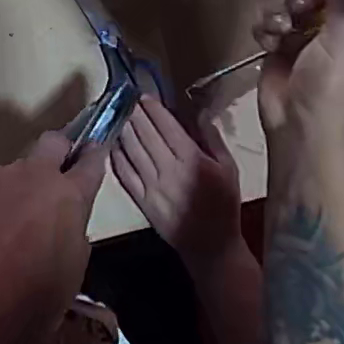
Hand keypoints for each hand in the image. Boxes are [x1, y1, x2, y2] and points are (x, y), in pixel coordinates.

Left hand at [0, 131, 107, 343]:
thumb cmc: (32, 298)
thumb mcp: (74, 269)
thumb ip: (76, 230)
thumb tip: (67, 218)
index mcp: (69, 195)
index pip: (91, 161)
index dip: (96, 155)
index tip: (97, 152)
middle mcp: (38, 175)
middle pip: (55, 141)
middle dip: (61, 153)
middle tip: (60, 179)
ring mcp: (4, 177)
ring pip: (23, 165)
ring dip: (29, 183)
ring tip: (20, 220)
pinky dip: (4, 197)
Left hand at [113, 95, 247, 271]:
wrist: (212, 247)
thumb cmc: (224, 205)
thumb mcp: (229, 168)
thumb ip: (211, 138)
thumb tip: (196, 112)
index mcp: (192, 161)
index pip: (166, 126)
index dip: (153, 109)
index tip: (145, 96)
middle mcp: (169, 171)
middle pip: (145, 134)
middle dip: (136, 114)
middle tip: (129, 100)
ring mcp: (152, 188)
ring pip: (132, 151)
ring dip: (124, 130)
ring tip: (121, 116)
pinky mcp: (141, 202)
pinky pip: (124, 174)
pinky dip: (117, 156)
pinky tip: (114, 144)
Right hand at [253, 0, 343, 154]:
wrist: (298, 129)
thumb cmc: (331, 87)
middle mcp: (333, 33)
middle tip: (294, 8)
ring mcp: (303, 42)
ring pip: (286, 7)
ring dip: (277, 13)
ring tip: (277, 30)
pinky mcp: (277, 52)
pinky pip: (267, 24)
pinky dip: (264, 28)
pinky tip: (266, 41)